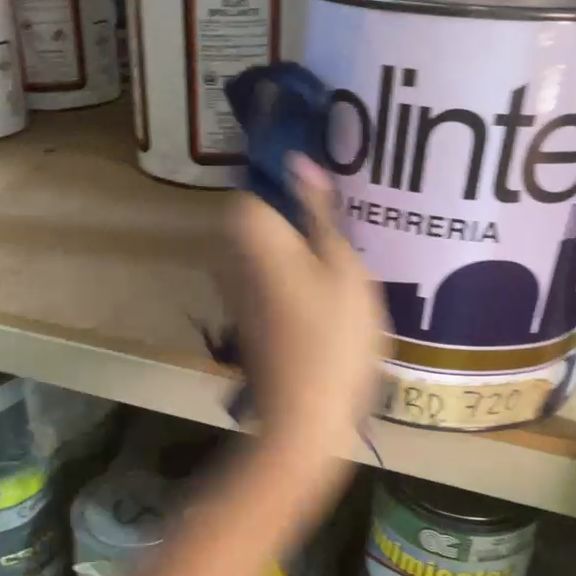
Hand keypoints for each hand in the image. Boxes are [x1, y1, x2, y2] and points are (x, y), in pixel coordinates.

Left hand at [221, 155, 385, 455]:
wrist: (304, 420)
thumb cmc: (333, 341)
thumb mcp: (342, 269)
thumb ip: (319, 213)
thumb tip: (300, 164)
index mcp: (252, 232)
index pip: (255, 176)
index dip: (284, 163)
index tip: (322, 156)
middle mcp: (231, 255)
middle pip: (259, 211)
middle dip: (293, 199)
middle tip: (343, 196)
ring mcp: (235, 289)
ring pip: (264, 244)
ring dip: (294, 234)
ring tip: (343, 232)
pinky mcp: (247, 316)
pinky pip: (266, 272)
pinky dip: (290, 265)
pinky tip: (327, 276)